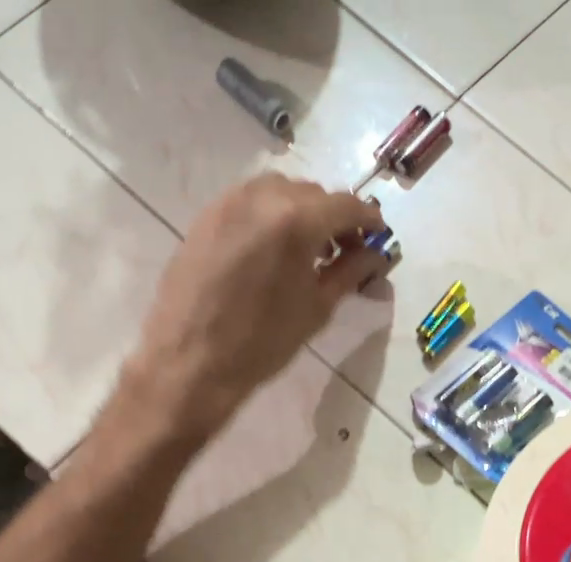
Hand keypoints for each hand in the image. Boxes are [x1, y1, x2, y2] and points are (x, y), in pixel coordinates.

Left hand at [117, 174, 385, 449]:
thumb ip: (350, 272)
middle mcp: (262, 197)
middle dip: (335, 217)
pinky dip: (272, 215)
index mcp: (297, 220)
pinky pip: (250, 201)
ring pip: (280, 191)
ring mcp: (229, 202)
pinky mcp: (206, 215)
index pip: (346, 205)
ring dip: (302, 211)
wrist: (191, 360)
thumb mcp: (317, 308)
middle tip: (346, 250)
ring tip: (309, 249)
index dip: (368, 220)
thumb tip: (375, 255)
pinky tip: (275, 250)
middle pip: (314, 193)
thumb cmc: (263, 342)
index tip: (379, 237)